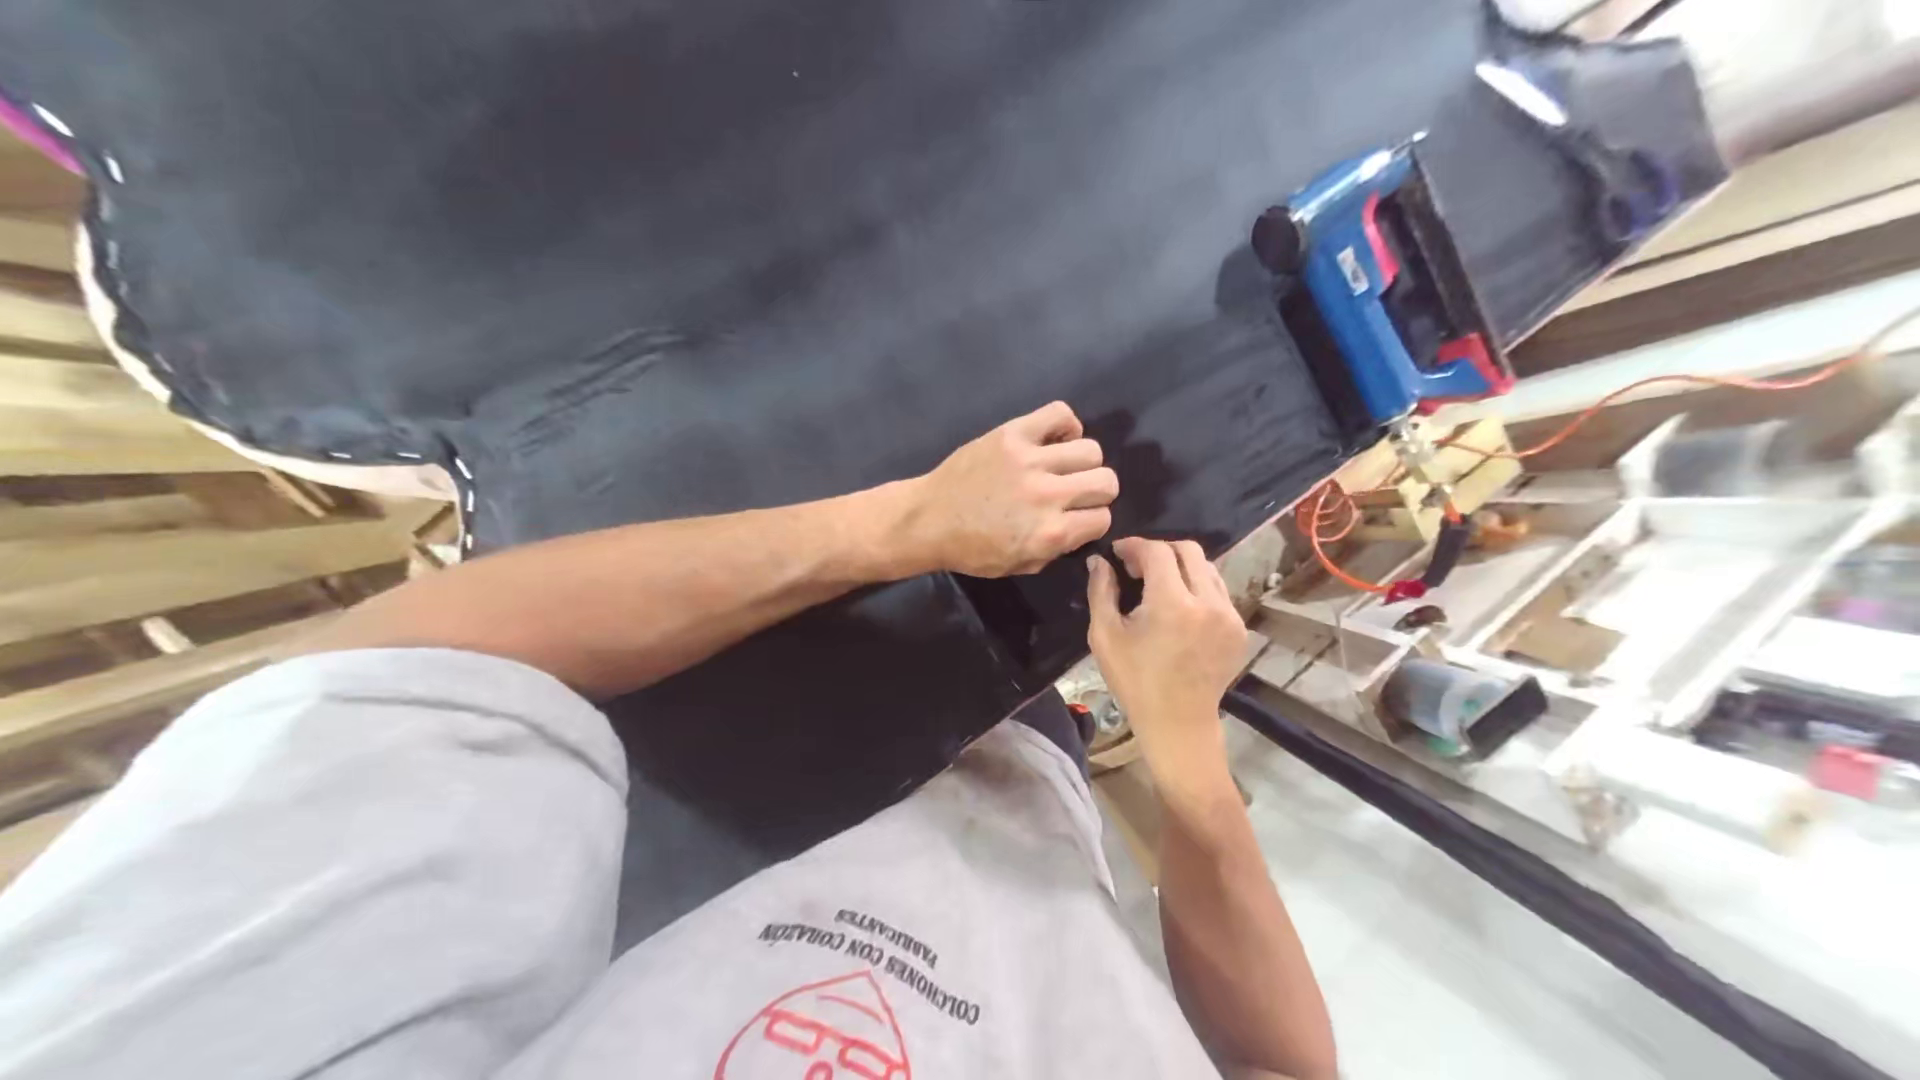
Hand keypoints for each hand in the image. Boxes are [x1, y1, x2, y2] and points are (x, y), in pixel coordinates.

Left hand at [905, 401, 1117, 576]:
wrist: (929, 520)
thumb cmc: (972, 550)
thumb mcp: (1021, 565)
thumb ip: (1058, 549)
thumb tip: (1081, 526)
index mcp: (1051, 533)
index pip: (1104, 518)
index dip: (1093, 520)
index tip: (1077, 518)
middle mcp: (1048, 495)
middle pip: (1106, 481)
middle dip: (1096, 492)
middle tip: (1074, 493)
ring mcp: (1030, 460)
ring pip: (1090, 449)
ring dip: (1081, 462)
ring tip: (1061, 467)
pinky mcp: (1013, 434)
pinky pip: (1060, 413)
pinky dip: (1066, 424)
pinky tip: (1053, 440)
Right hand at [1086, 538, 1246, 787]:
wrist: (1177, 722)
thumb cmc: (1134, 681)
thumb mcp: (1104, 636)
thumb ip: (1101, 590)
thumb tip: (1099, 560)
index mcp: (1173, 604)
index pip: (1157, 551)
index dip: (1135, 546)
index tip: (1118, 554)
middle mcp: (1208, 602)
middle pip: (1188, 550)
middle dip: (1159, 551)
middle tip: (1137, 568)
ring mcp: (1230, 616)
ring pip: (1207, 568)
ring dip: (1181, 568)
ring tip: (1158, 586)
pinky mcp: (1239, 629)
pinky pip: (1218, 592)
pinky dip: (1197, 588)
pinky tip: (1179, 608)